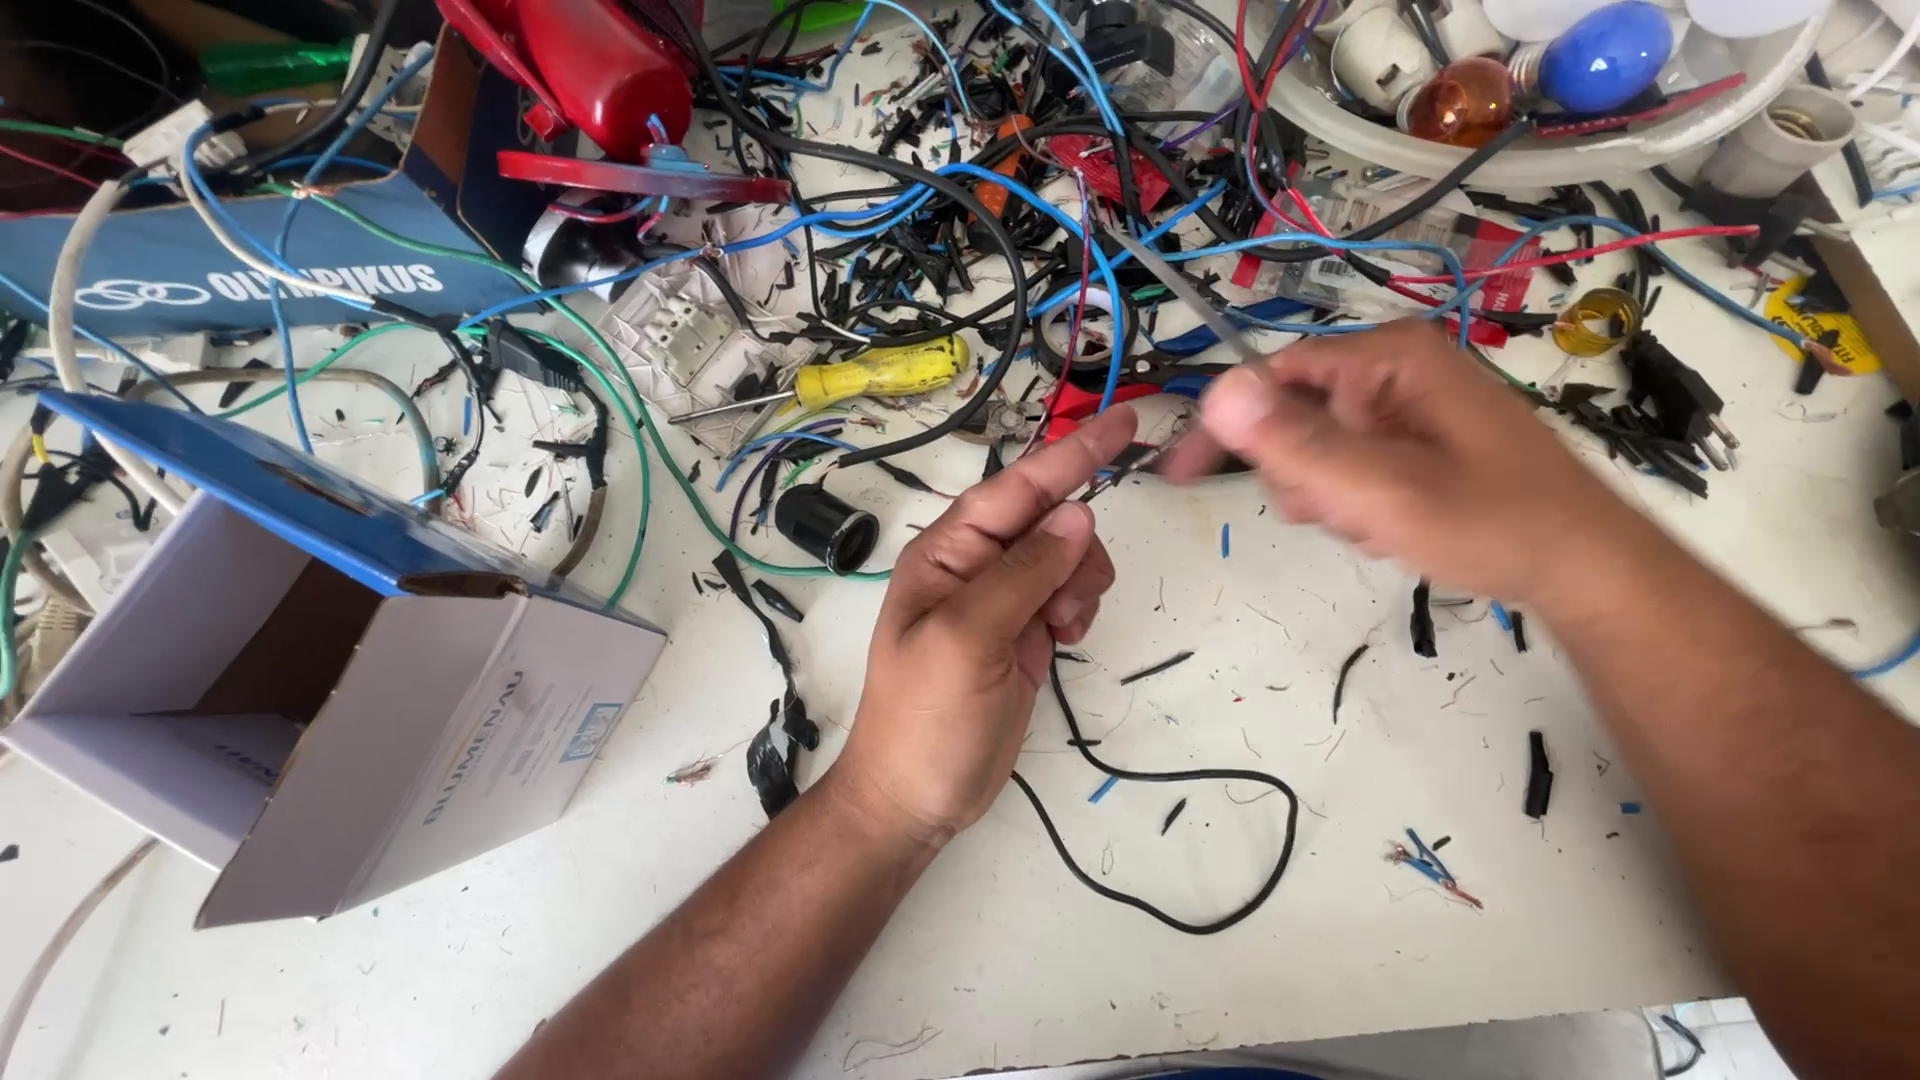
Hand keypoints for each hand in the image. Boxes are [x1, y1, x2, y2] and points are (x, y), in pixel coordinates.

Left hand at [830, 406, 1137, 846]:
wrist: (915, 796)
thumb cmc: (924, 718)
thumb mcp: (968, 641)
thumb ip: (1023, 574)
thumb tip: (1076, 516)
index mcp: (948, 552)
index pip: (1018, 488)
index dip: (1071, 453)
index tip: (1123, 422)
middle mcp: (975, 566)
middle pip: (1050, 521)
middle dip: (1076, 548)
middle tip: (1069, 602)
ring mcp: (1001, 601)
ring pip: (1066, 559)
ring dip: (1079, 584)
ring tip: (1059, 628)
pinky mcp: (1023, 633)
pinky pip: (1067, 596)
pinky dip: (1077, 609)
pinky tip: (1061, 640)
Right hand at [1161, 319, 1645, 604]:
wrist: (1582, 567)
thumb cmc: (1489, 523)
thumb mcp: (1380, 489)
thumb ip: (1295, 443)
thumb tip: (1215, 392)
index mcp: (1387, 358)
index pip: (1269, 377)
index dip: (1222, 426)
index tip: (1181, 476)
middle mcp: (1393, 367)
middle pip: (1291, 414)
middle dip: (1298, 473)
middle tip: (1336, 511)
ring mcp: (1405, 401)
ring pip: (1315, 445)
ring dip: (1325, 492)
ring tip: (1372, 521)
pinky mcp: (1413, 433)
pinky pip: (1347, 460)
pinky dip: (1350, 497)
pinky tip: (1386, 521)